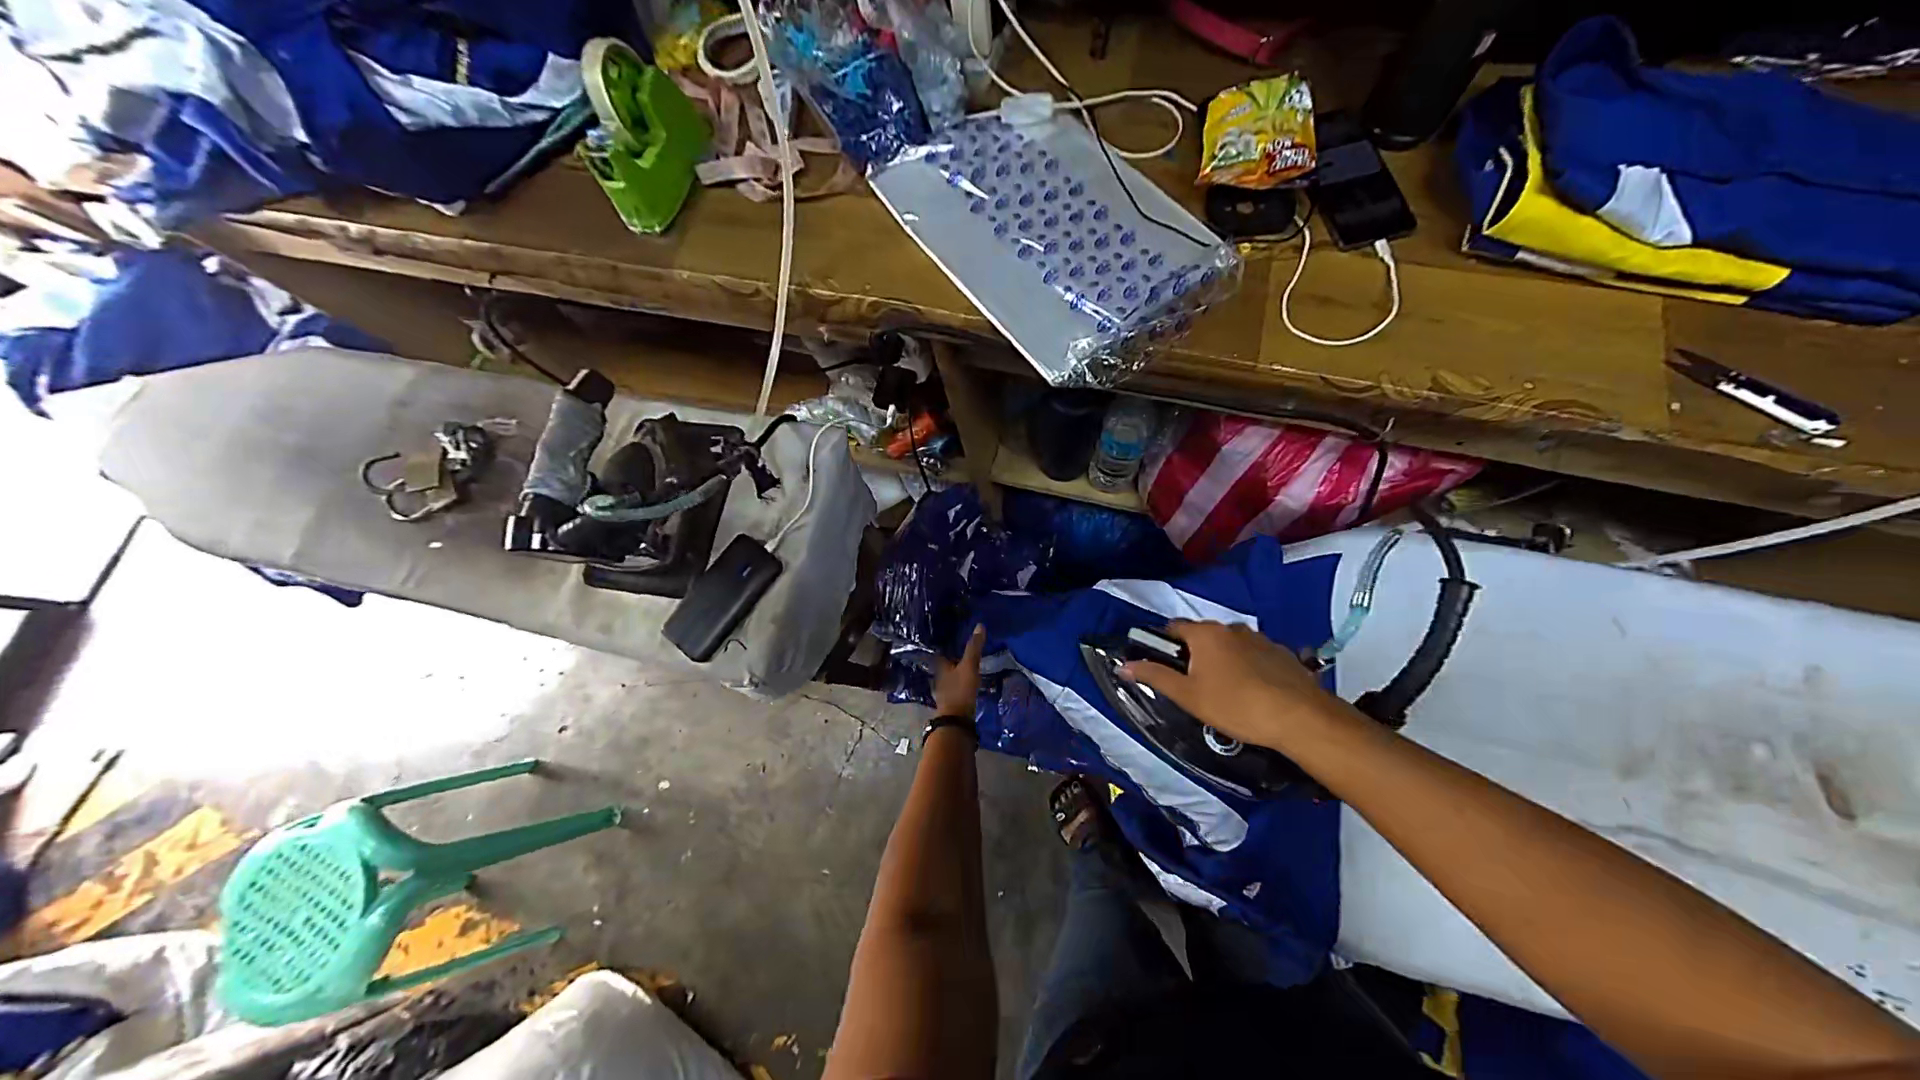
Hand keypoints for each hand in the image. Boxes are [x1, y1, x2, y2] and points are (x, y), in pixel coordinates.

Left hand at [932, 625, 985, 717]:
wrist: (957, 720)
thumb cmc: (960, 690)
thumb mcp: (969, 667)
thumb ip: (974, 648)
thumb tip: (979, 625)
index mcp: (940, 666)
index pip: (941, 650)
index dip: (946, 642)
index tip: (953, 634)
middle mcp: (939, 676)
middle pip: (945, 663)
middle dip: (953, 655)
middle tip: (963, 646)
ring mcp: (945, 689)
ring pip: (950, 674)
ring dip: (957, 668)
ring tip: (968, 661)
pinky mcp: (952, 699)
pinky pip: (956, 684)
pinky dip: (961, 680)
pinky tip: (969, 679)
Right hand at [1120, 620, 1352, 753]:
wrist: (1300, 718)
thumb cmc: (1235, 705)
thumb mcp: (1188, 696)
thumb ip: (1155, 676)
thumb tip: (1123, 664)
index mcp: (1205, 633)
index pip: (1173, 627)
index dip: (1163, 645)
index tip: (1164, 667)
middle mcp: (1232, 628)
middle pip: (1203, 636)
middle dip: (1195, 655)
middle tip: (1194, 686)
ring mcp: (1261, 638)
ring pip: (1230, 646)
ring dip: (1223, 661)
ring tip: (1226, 692)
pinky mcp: (1283, 653)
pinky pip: (1255, 656)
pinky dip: (1248, 668)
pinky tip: (1253, 693)